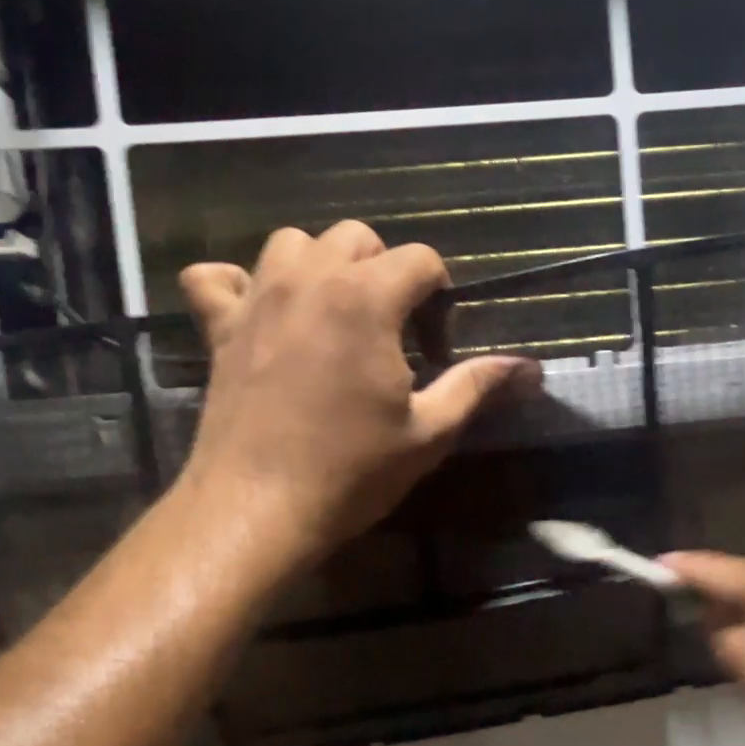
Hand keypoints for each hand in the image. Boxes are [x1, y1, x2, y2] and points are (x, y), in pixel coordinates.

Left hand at [174, 221, 540, 559]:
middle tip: (390, 332)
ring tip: (333, 316)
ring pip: (292, 243)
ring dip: (320, 267)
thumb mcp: (428, 432)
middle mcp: (309, 280)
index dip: (440, 297)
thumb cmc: (351, 471)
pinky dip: (237, 284)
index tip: (435, 348)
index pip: (420, 259)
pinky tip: (260, 313)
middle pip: (357, 238)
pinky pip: (214, 277)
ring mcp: (257, 299)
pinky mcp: (218, 328)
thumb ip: (476, 386)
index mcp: (366, 298)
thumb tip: (530, 367)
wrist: (258, 507)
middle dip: (384, 273)